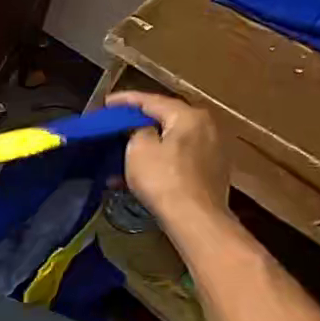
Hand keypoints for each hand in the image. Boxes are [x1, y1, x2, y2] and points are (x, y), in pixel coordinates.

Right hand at [107, 91, 229, 228]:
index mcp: (189, 116)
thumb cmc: (164, 180)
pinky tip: (143, 176)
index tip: (107, 103)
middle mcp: (206, 127)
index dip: (126, 100)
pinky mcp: (212, 174)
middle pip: (166, 120)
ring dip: (148, 149)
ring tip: (124, 155)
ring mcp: (213, 151)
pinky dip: (160, 164)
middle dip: (139, 125)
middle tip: (117, 125)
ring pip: (172, 143)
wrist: (196, 220)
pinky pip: (180, 161)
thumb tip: (143, 131)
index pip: (152, 100)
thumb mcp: (139, 149)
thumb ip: (137, 131)